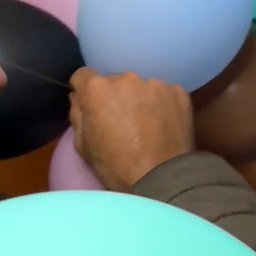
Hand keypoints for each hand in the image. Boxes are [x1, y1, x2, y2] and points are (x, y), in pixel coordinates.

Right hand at [68, 67, 193, 191]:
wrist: (162, 179)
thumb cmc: (115, 167)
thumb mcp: (83, 145)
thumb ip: (77, 114)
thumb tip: (78, 97)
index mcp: (97, 89)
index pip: (84, 76)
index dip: (85, 90)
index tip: (91, 104)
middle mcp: (126, 78)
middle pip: (115, 80)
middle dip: (115, 95)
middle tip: (122, 120)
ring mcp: (155, 83)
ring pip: (142, 86)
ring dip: (141, 99)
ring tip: (146, 124)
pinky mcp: (178, 91)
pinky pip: (165, 93)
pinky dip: (163, 104)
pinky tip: (164, 124)